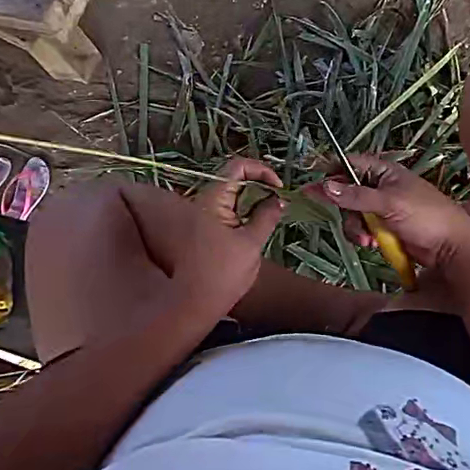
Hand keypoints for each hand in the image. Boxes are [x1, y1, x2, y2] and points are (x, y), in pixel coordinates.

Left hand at [120, 156, 285, 313]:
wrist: (192, 303)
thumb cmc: (222, 273)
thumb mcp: (252, 244)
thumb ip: (266, 216)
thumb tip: (277, 199)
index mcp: (213, 199)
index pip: (237, 166)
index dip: (260, 170)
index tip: (277, 187)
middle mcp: (201, 201)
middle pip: (232, 178)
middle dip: (257, 185)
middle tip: (275, 201)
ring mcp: (197, 214)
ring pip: (227, 194)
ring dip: (249, 199)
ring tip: (266, 215)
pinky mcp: (197, 228)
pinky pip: (221, 209)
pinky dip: (238, 212)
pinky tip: (249, 229)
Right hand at [306, 154, 469, 275]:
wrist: (453, 249)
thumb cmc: (426, 217)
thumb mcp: (389, 204)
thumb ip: (356, 196)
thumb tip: (326, 186)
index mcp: (385, 172)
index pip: (351, 163)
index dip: (331, 170)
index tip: (312, 180)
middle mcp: (382, 187)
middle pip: (347, 191)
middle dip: (346, 209)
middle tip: (347, 220)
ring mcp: (384, 208)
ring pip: (353, 213)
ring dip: (355, 228)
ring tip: (368, 240)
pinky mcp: (386, 228)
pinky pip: (363, 228)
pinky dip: (364, 237)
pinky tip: (373, 245)